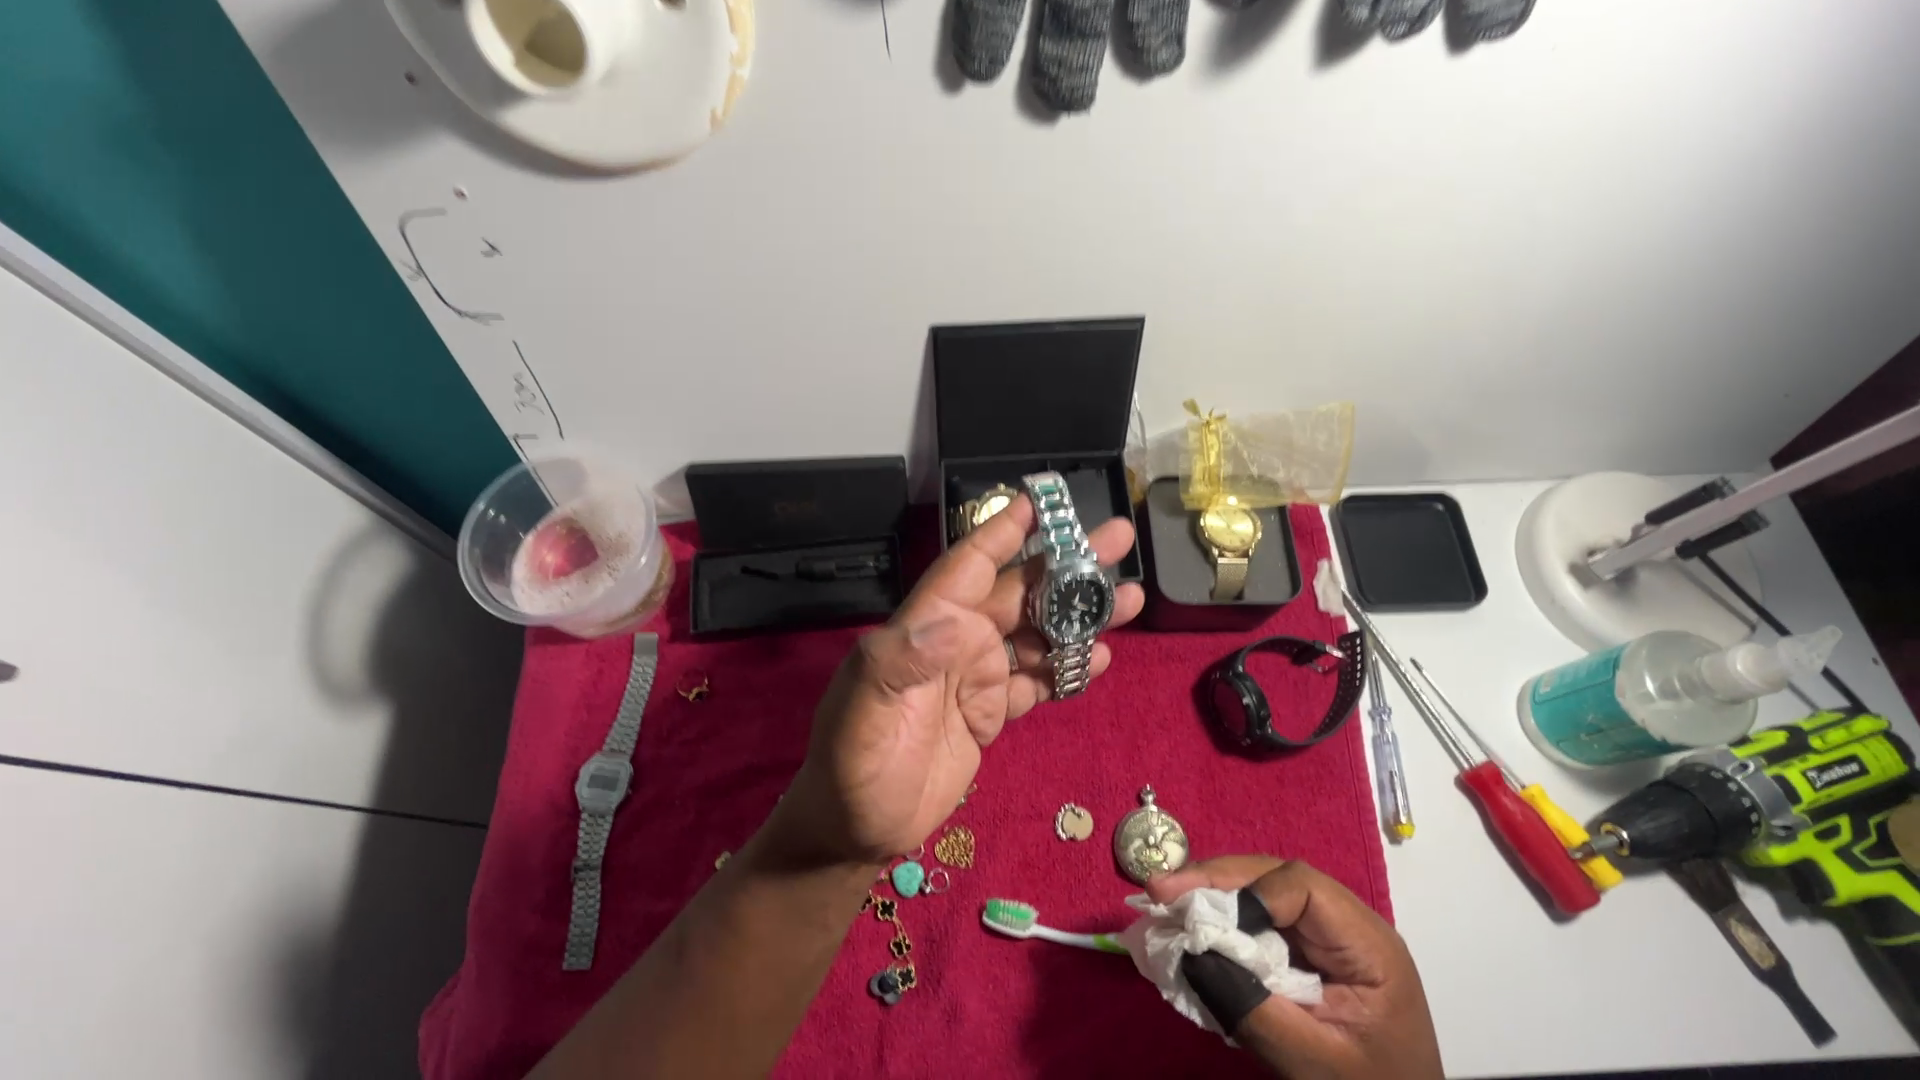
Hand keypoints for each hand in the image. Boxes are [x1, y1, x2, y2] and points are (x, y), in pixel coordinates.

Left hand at [782, 496, 1143, 864]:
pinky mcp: (990, 713)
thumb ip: (901, 663)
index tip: (1040, 501)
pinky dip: (1068, 669)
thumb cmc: (852, 766)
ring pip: (1036, 635)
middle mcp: (955, 643)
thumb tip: (954, 623)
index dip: (1002, 532)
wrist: (856, 830)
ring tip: (1131, 598)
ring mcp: (975, 678)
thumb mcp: (864, 712)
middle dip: (1068, 567)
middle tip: (1119, 539)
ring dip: (1080, 617)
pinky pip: (1036, 681)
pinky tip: (1102, 658)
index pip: (968, 567)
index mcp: (925, 629)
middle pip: (1018, 592)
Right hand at [1147, 857, 1441, 1079]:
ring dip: (1212, 895)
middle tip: (1158, 891)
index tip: (1196, 915)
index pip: (1301, 886)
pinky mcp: (1308, 952)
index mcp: (1367, 945)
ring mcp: (1328, 936)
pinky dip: (1223, 919)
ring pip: (1262, 891)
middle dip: (1214, 880)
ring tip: (1165, 902)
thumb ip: (1252, 1008)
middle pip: (1275, 876)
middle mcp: (1348, 925)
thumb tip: (1188, 953)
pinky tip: (1192, 925)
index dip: (1245, 891)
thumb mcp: (1311, 1059)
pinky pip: (1261, 920)